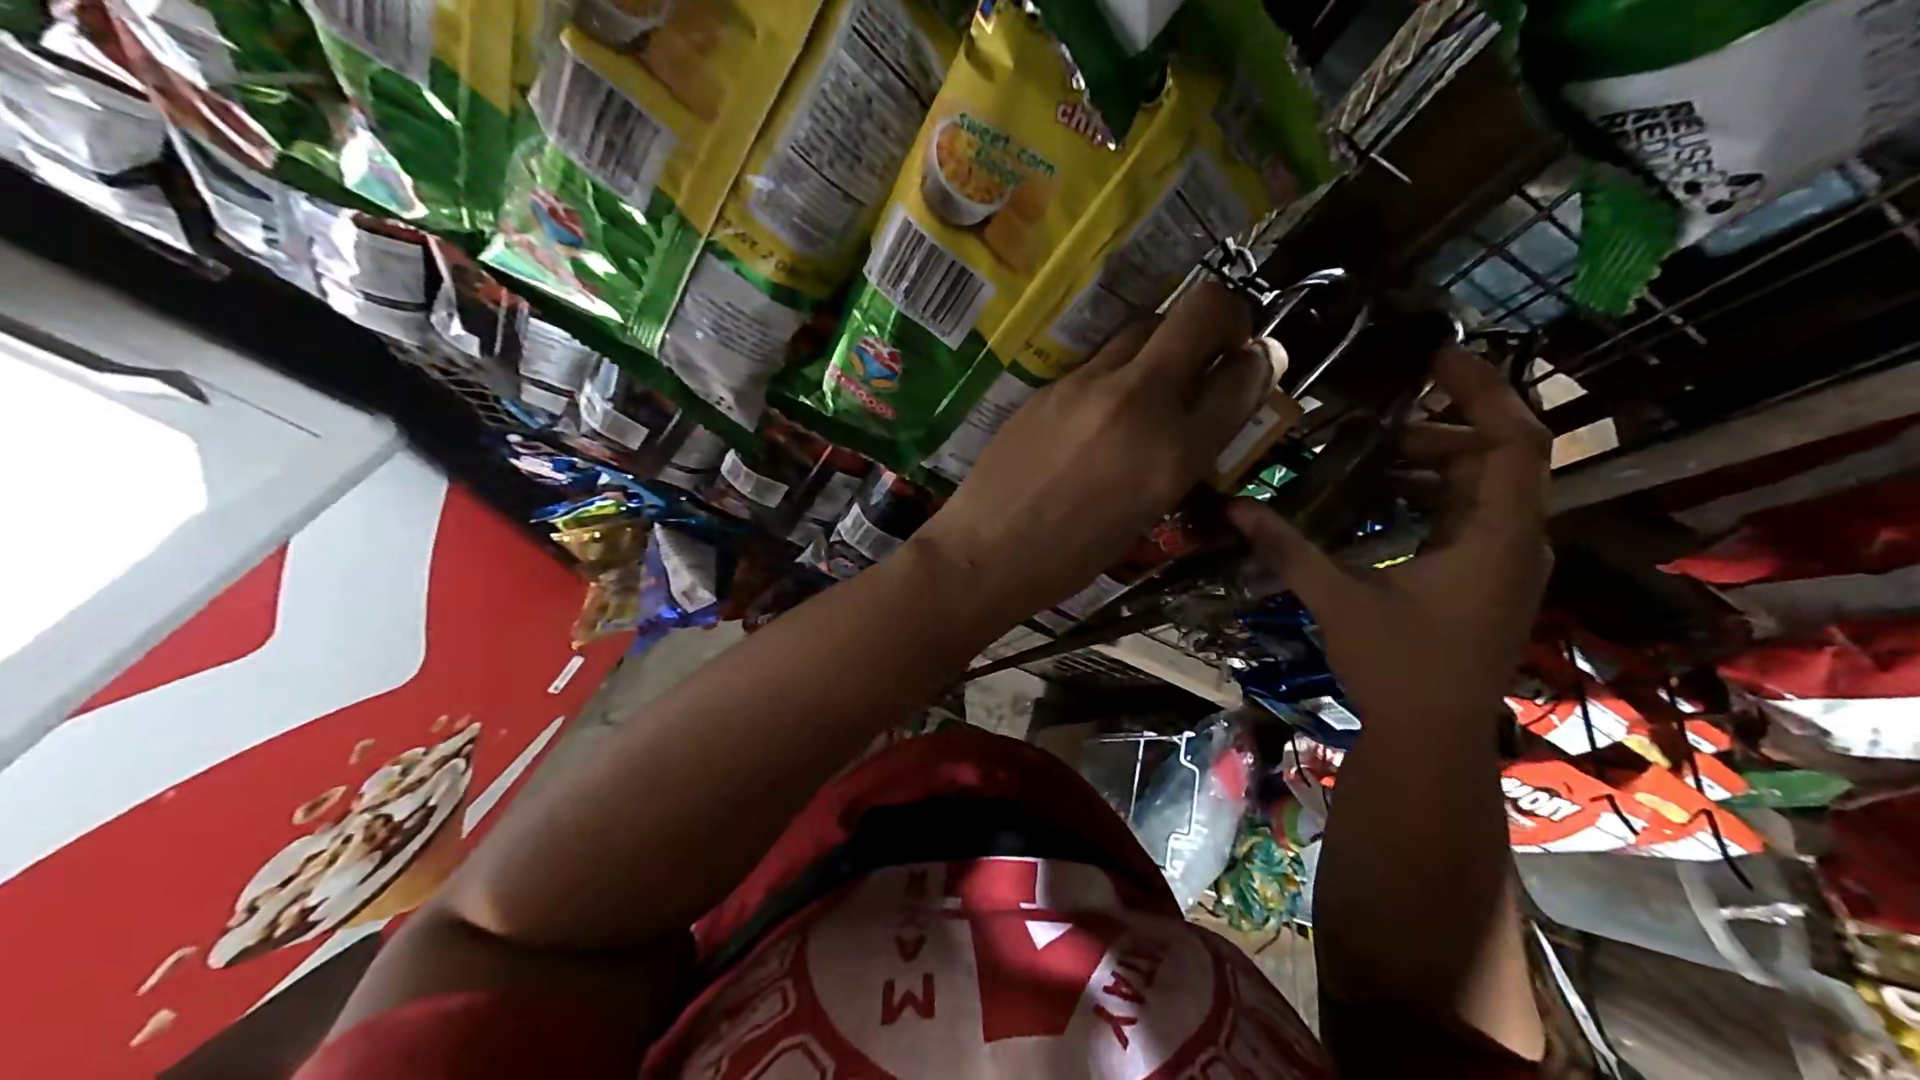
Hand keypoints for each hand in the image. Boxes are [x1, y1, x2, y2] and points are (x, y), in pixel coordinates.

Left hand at [912, 282, 1278, 620]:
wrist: (987, 552)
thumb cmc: (1074, 557)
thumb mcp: (1149, 512)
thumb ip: (1189, 454)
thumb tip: (1211, 410)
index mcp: (1175, 452)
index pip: (1243, 375)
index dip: (1256, 364)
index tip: (1247, 367)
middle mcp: (1139, 401)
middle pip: (1202, 310)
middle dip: (1224, 316)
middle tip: (1216, 344)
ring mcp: (1088, 384)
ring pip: (1147, 324)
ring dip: (1166, 339)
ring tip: (1157, 375)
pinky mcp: (1051, 383)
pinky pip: (1101, 358)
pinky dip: (1119, 368)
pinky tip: (1103, 404)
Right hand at [1227, 349, 1552, 723]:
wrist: (1433, 738)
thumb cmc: (1398, 668)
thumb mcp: (1338, 601)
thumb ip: (1288, 549)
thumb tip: (1236, 508)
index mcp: (1495, 537)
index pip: (1513, 440)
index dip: (1481, 390)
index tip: (1435, 358)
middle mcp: (1516, 541)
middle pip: (1497, 457)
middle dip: (1439, 428)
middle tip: (1376, 418)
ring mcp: (1506, 563)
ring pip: (1484, 488)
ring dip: (1434, 463)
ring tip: (1371, 453)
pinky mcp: (1489, 580)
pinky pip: (1471, 516)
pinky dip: (1434, 495)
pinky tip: (1383, 501)